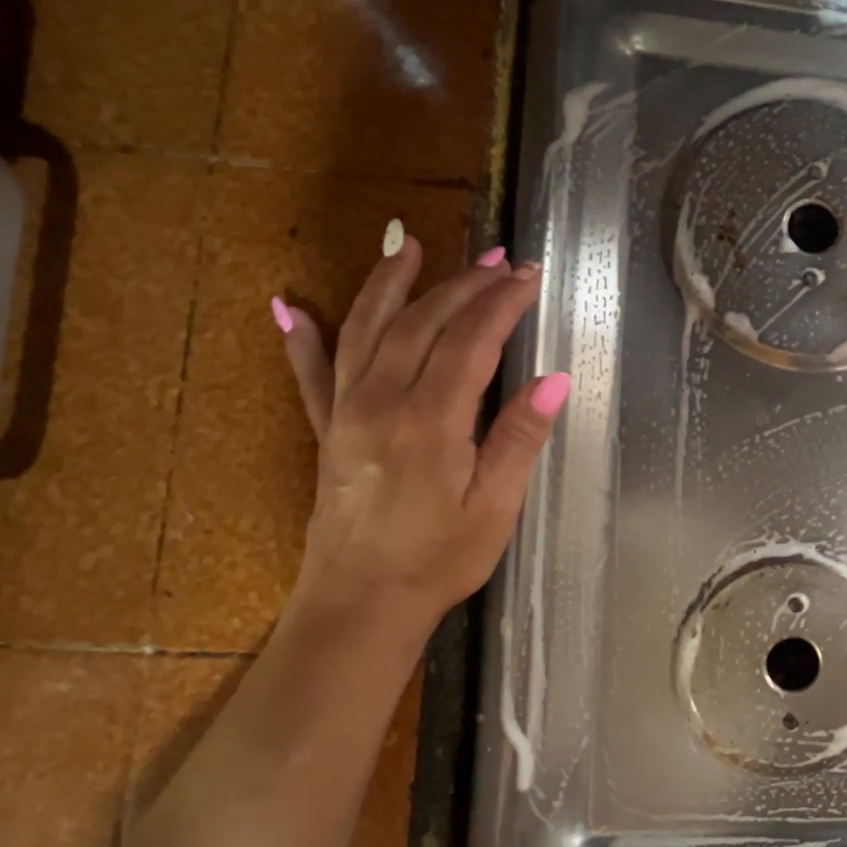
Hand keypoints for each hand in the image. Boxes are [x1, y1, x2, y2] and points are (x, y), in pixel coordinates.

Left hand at [269, 227, 568, 625]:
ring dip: (391, 285)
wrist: (361, 600)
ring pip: (367, 331)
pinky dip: (304, 337)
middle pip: (421, 324)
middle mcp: (382, 402)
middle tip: (495, 258)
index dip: (501, 304)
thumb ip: (518, 439)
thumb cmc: (440, 559)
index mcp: (431, 420)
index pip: (470, 342)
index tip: (528, 276)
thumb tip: (554, 380)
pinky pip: (313, 374)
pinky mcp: (327, 432)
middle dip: (461, 285)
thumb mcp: (495, 506)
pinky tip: (292, 308)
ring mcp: (346, 413)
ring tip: (409, 247)